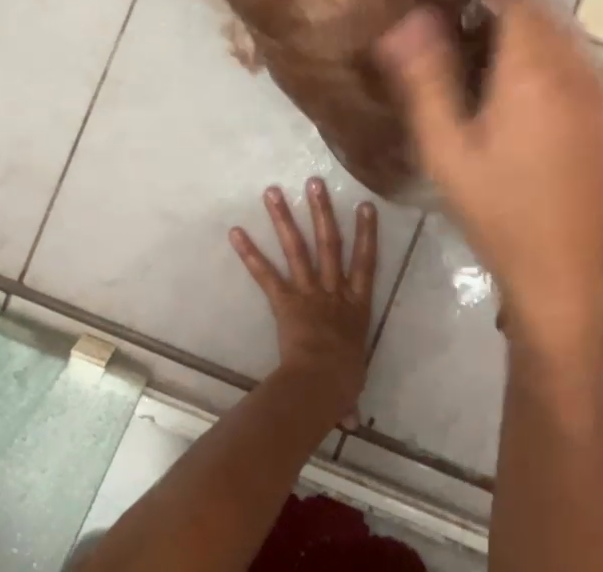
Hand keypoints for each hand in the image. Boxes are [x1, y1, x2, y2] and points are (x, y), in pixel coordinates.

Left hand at [230, 179, 376, 425]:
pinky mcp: (284, 301)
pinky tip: (235, 232)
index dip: (367, 234)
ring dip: (285, 219)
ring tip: (273, 192)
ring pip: (298, 248)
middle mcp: (334, 292)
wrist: (320, 385)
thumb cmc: (342, 385)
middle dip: (322, 211)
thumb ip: (347, 398)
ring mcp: (309, 293)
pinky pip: (265, 274)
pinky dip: (250, 253)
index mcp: (356, 306)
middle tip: (314, 182)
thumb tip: (348, 420)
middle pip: (330, 244)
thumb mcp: (350, 386)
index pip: (366, 263)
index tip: (366, 205)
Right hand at [376, 0, 602, 349]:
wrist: (562, 270)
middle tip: (481, 13)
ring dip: (542, 26)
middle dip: (518, 2)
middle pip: (548, 13)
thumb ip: (424, 80)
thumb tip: (407, 21)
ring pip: (571, 37)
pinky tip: (539, 77)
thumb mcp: (443, 149)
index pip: (519, 0)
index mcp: (530, 74)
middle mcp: (572, 74)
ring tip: (506, 38)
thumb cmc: (494, 210)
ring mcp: (599, 98)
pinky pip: (586, 63)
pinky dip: (562, 52)